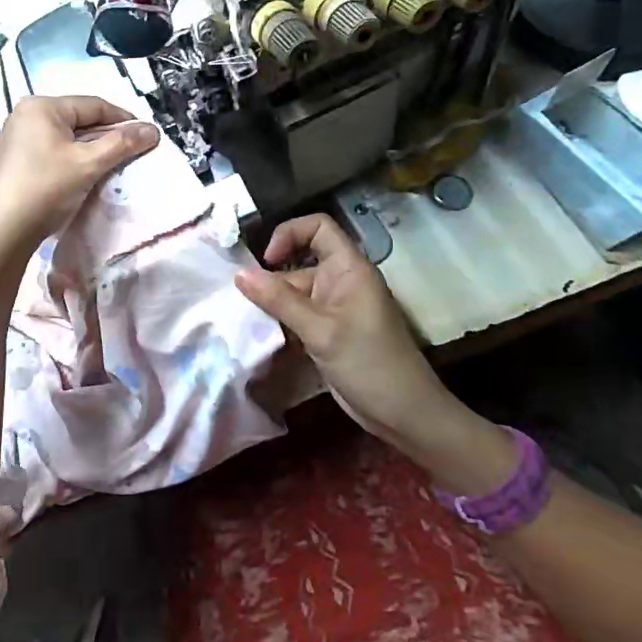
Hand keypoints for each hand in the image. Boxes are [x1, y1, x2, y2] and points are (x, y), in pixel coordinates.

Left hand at [0, 96, 159, 255]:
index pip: (95, 105)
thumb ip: (122, 144)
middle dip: (108, 137)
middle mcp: (28, 115)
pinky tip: (86, 177)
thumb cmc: (45, 188)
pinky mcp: (18, 160)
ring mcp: (20, 138)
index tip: (147, 138)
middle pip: (81, 120)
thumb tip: (153, 129)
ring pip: (69, 138)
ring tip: (112, 168)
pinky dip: (75, 161)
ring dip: (93, 151)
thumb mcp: (88, 164)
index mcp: (43, 106)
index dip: (124, 120)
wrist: (0, 231)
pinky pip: (56, 152)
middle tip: (133, 155)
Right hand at [233, 215, 460, 439]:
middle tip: (243, 302)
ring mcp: (334, 309)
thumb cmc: (369, 363)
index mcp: (349, 268)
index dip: (290, 234)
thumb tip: (239, 273)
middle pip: (298, 263)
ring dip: (272, 306)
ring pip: (294, 294)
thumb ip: (279, 301)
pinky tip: (261, 339)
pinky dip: (280, 324)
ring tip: (247, 322)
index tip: (268, 262)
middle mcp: (341, 282)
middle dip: (271, 279)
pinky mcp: (328, 333)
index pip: (318, 227)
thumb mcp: (320, 330)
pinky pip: (297, 317)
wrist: (403, 414)